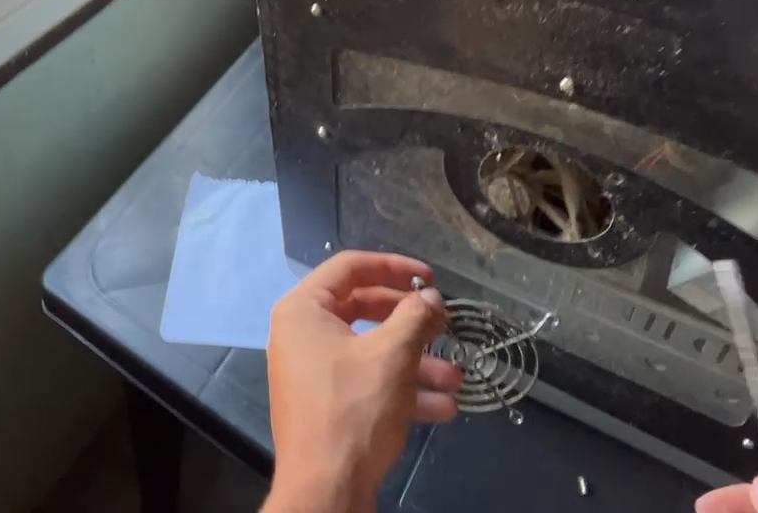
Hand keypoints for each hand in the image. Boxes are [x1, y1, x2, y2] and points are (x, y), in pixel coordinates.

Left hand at [261, 251, 462, 512]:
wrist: (325, 495)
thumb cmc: (353, 412)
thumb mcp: (391, 358)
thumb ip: (415, 319)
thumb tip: (432, 297)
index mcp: (304, 310)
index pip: (350, 267)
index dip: (393, 267)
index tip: (429, 277)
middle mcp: (302, 333)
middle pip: (363, 309)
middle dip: (410, 323)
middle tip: (443, 325)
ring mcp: (312, 371)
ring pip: (370, 351)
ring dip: (415, 362)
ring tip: (455, 377)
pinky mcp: (326, 404)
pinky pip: (366, 382)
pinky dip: (401, 390)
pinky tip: (442, 406)